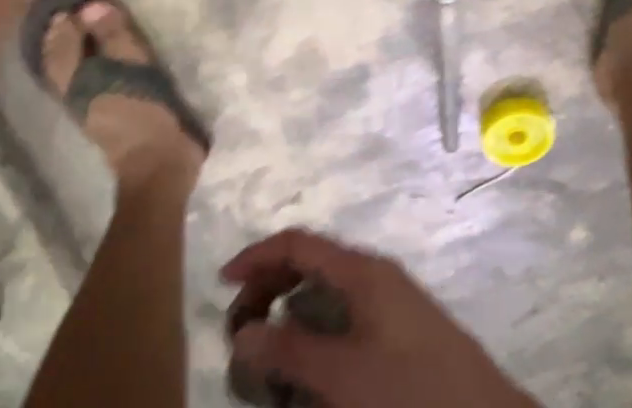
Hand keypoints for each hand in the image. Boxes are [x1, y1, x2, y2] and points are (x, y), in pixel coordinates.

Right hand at [223, 229, 539, 407]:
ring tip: (269, 350)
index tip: (222, 282)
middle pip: (313, 263)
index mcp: (364, 271)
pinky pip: (347, 314)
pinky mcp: (402, 329)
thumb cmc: (409, 388)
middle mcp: (378, 276)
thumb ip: (289, 351)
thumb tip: (242, 331)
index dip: (258, 255)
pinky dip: (318, 329)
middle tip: (242, 325)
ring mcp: (393, 302)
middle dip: (272, 285)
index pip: (300, 242)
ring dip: (294, 312)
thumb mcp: (342, 374)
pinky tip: (308, 365)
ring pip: (330, 291)